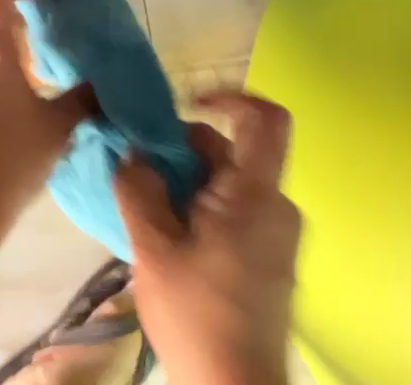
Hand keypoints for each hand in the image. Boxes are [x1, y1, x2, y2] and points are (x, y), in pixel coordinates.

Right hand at [114, 93, 300, 384]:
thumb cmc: (195, 314)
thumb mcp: (152, 245)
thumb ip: (138, 187)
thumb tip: (134, 151)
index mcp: (254, 196)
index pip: (265, 120)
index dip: (230, 96)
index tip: (184, 103)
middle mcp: (275, 207)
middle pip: (229, 150)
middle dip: (179, 150)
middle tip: (136, 172)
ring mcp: (275, 233)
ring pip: (225, 180)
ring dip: (183, 181)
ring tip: (143, 207)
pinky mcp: (267, 256)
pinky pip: (232, 207)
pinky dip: (197, 204)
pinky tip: (164, 232)